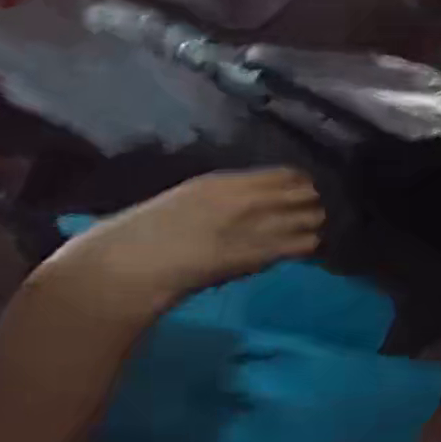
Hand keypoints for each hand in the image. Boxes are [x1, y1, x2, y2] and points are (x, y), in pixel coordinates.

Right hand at [34, 168, 324, 318]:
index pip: (287, 174)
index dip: (300, 184)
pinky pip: (305, 244)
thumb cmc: (144, 234)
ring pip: (313, 217)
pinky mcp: (262, 253)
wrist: (126, 267)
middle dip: (312, 202)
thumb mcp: (188, 199)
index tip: (301, 192)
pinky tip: (299, 250)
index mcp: (224, 181)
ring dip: (313, 224)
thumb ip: (226, 196)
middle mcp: (247, 198)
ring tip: (307, 231)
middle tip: (310, 213)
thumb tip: (258, 198)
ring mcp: (257, 225)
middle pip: (306, 193)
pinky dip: (308, 246)